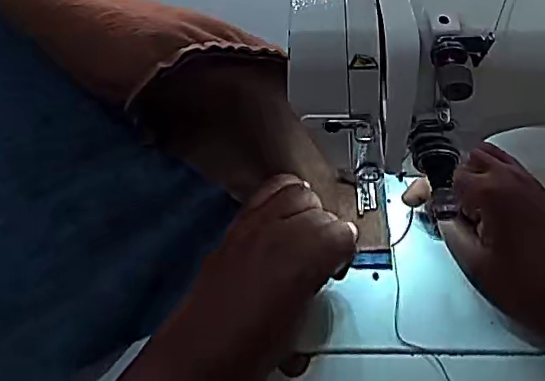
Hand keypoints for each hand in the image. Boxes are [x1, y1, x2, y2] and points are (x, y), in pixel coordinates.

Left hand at [125, 175, 355, 380]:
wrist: (198, 356)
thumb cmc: (244, 350)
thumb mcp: (300, 327)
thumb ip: (317, 286)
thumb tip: (328, 271)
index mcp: (297, 257)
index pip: (340, 230)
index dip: (346, 249)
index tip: (341, 263)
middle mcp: (273, 230)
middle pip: (317, 204)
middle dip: (327, 227)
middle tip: (325, 255)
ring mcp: (250, 223)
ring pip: (291, 188)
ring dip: (303, 208)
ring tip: (304, 234)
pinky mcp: (233, 225)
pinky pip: (264, 194)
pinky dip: (277, 201)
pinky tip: (279, 225)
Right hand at [403, 143, 544, 355]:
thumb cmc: (537, 291)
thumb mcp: (476, 264)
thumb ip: (450, 230)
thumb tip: (441, 214)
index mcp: (491, 192)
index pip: (446, 177)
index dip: (426, 190)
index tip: (418, 200)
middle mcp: (511, 180)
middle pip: (466, 162)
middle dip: (451, 184)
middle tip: (444, 210)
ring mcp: (528, 185)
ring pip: (488, 160)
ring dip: (472, 177)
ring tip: (466, 208)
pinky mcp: (540, 195)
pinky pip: (508, 169)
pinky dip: (493, 178)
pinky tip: (489, 206)